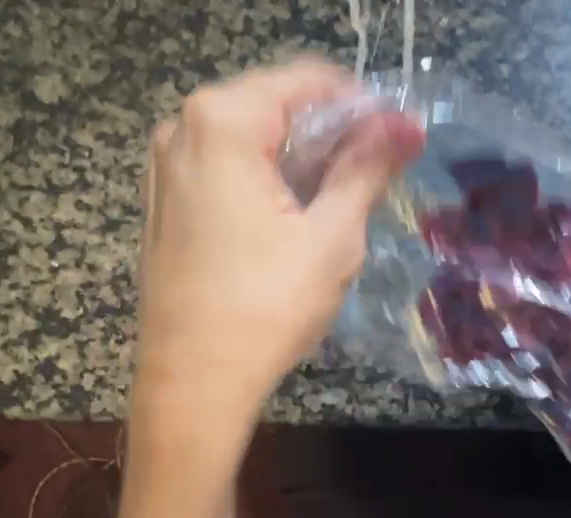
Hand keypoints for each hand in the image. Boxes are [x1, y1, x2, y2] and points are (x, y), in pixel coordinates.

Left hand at [132, 60, 423, 448]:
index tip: (401, 142)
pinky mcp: (164, 209)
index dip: (364, 109)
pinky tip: (291, 230)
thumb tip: (406, 127)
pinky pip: (224, 177)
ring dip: (300, 167)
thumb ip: (367, 171)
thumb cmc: (266, 308)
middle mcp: (182, 129)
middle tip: (375, 182)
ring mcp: (166, 170)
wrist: (194, 382)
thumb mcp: (331, 238)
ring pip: (250, 146)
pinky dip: (265, 189)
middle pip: (275, 109)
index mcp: (223, 121)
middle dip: (331, 140)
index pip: (308, 83)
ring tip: (338, 212)